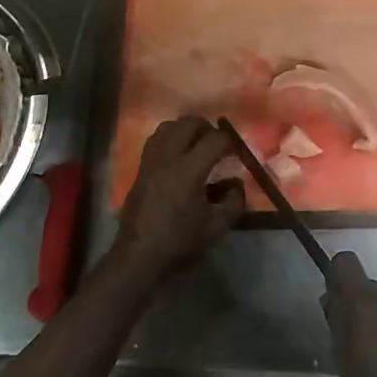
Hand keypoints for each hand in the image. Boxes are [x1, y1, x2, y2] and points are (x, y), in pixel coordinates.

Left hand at [112, 116, 246, 279]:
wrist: (139, 254)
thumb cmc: (179, 242)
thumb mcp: (216, 227)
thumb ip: (234, 202)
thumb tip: (237, 183)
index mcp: (189, 170)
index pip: (215, 139)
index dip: (230, 142)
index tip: (236, 153)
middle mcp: (168, 157)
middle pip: (189, 122)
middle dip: (207, 128)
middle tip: (217, 144)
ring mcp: (151, 160)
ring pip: (168, 126)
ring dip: (185, 129)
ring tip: (196, 145)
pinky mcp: (140, 167)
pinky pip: (155, 139)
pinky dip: (169, 138)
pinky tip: (177, 156)